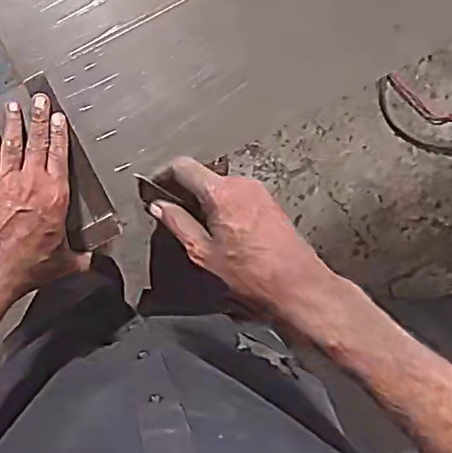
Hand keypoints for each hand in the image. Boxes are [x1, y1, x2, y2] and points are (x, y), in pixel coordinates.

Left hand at [0, 93, 87, 294]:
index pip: (59, 155)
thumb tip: (95, 260)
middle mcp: (32, 181)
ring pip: (13, 144)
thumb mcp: (64, 262)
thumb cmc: (27, 264)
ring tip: (15, 106)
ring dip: (14, 123)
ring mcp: (6, 181)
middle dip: (39, 117)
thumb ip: (82, 257)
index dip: (59, 133)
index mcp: (55, 194)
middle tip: (40, 99)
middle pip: (37, 141)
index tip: (58, 117)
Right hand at [147, 157, 341, 317]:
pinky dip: (224, 206)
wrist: (298, 286)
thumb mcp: (203, 253)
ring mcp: (258, 191)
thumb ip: (177, 223)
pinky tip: (223, 231)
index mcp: (221, 192)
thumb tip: (159, 206)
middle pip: (202, 175)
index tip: (153, 187)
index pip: (182, 166)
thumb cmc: (254, 274)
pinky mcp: (269, 202)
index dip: (162, 175)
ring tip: (199, 227)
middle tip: (172, 212)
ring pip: (220, 186)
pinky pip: (237, 195)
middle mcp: (241, 183)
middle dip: (184, 191)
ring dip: (205, 200)